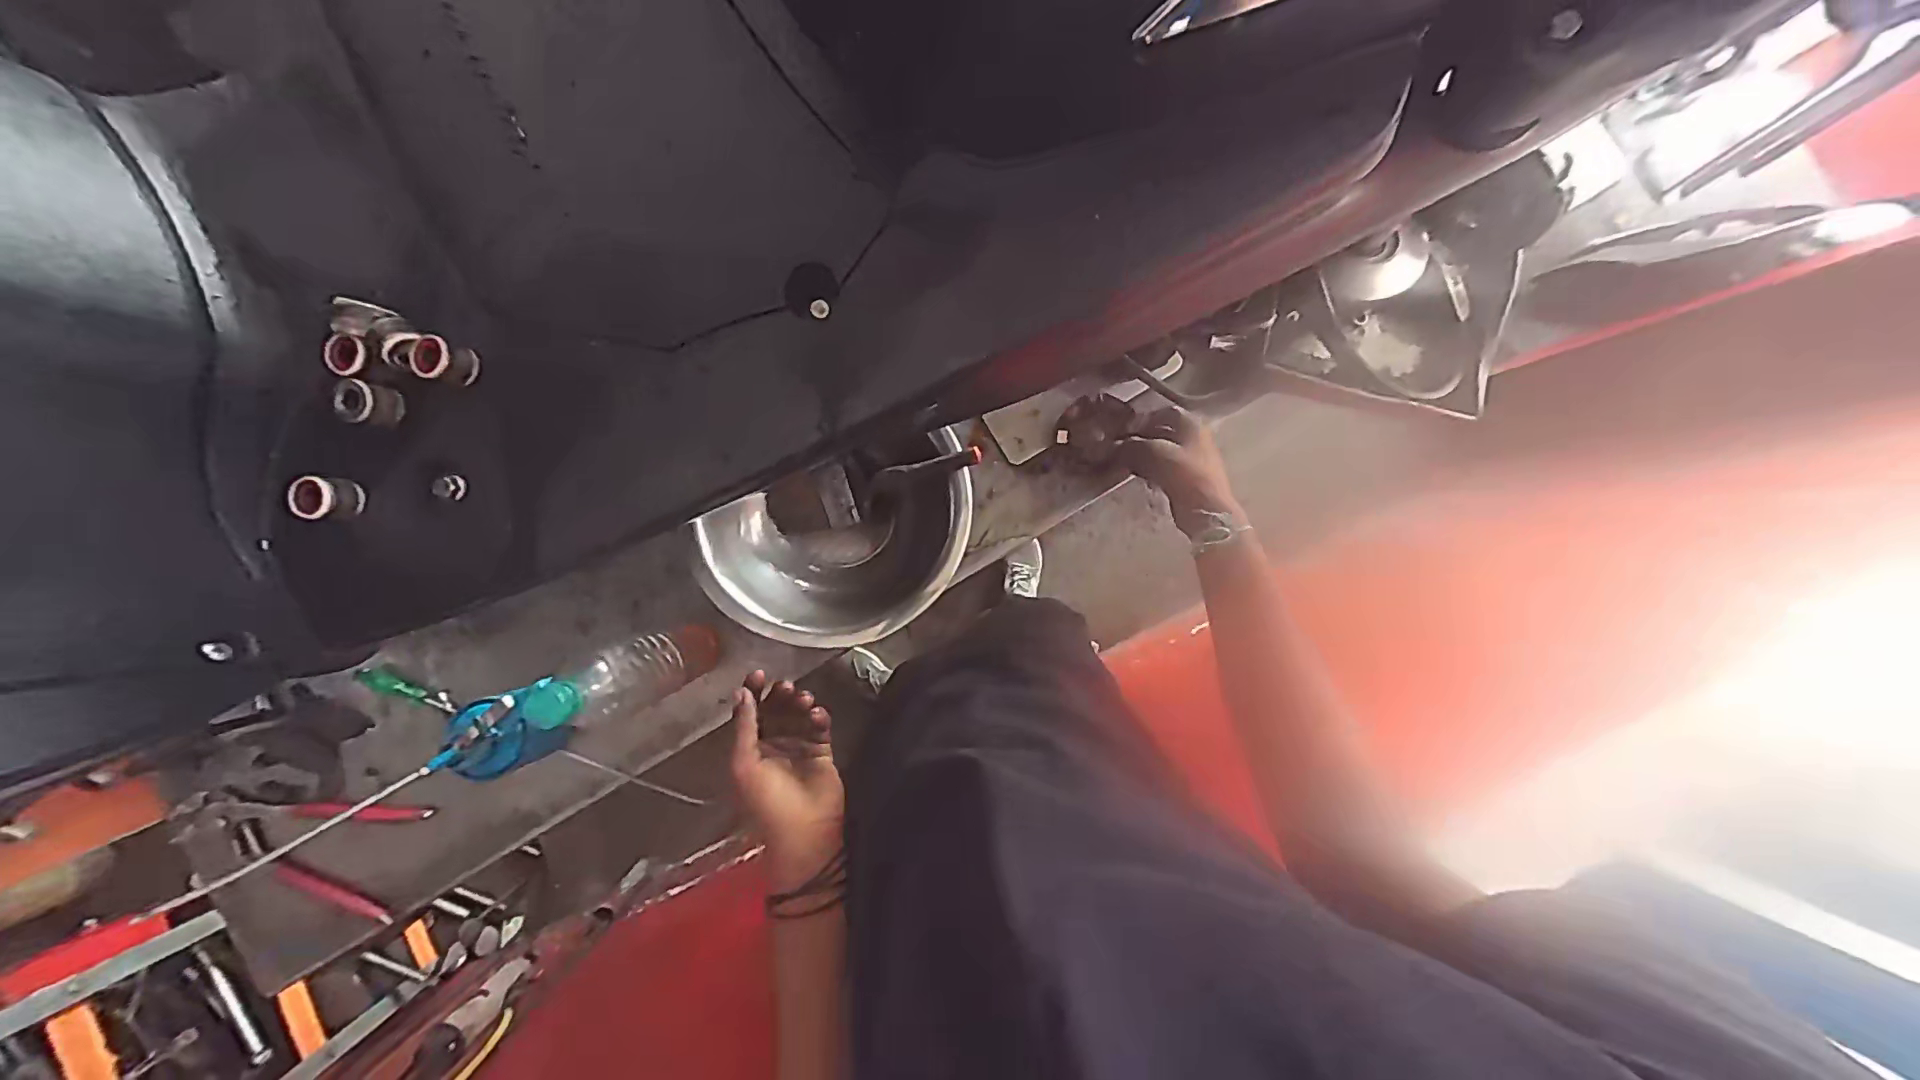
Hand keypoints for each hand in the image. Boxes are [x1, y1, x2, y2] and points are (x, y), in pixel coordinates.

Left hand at [730, 671, 843, 891]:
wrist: (805, 832)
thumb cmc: (767, 802)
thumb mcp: (744, 765)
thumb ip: (744, 727)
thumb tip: (741, 693)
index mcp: (749, 750)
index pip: (750, 713)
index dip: (753, 692)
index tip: (760, 674)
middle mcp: (772, 746)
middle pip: (776, 710)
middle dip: (780, 696)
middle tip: (787, 686)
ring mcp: (798, 748)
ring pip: (798, 715)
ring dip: (800, 704)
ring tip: (805, 699)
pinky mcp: (821, 752)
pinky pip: (819, 727)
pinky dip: (819, 717)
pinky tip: (818, 715)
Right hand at [1119, 406, 1243, 530]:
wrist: (1206, 511)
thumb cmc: (1185, 476)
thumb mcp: (1155, 454)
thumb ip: (1132, 446)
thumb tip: (1113, 447)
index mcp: (1192, 424)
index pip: (1162, 412)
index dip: (1141, 419)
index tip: (1121, 429)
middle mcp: (1194, 437)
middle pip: (1161, 431)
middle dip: (1138, 438)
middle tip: (1117, 446)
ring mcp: (1191, 459)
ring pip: (1159, 450)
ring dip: (1141, 455)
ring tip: (1121, 461)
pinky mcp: (1186, 478)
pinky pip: (1161, 467)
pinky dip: (1147, 468)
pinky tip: (1134, 475)